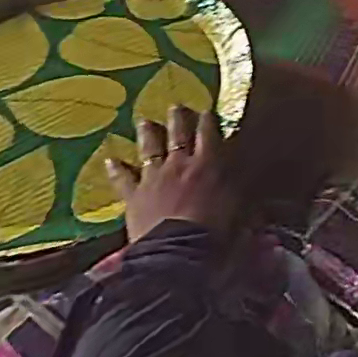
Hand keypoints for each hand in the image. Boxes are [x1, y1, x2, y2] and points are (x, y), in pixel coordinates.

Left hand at [104, 106, 232, 240]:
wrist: (176, 251)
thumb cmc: (215, 227)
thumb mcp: (238, 202)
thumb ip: (238, 184)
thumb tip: (247, 173)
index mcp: (208, 163)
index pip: (209, 134)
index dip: (207, 120)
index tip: (206, 110)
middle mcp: (180, 163)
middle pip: (178, 135)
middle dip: (178, 119)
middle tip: (175, 105)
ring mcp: (154, 178)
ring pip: (150, 149)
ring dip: (148, 134)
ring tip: (144, 121)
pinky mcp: (134, 196)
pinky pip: (123, 179)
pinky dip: (116, 169)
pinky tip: (110, 159)